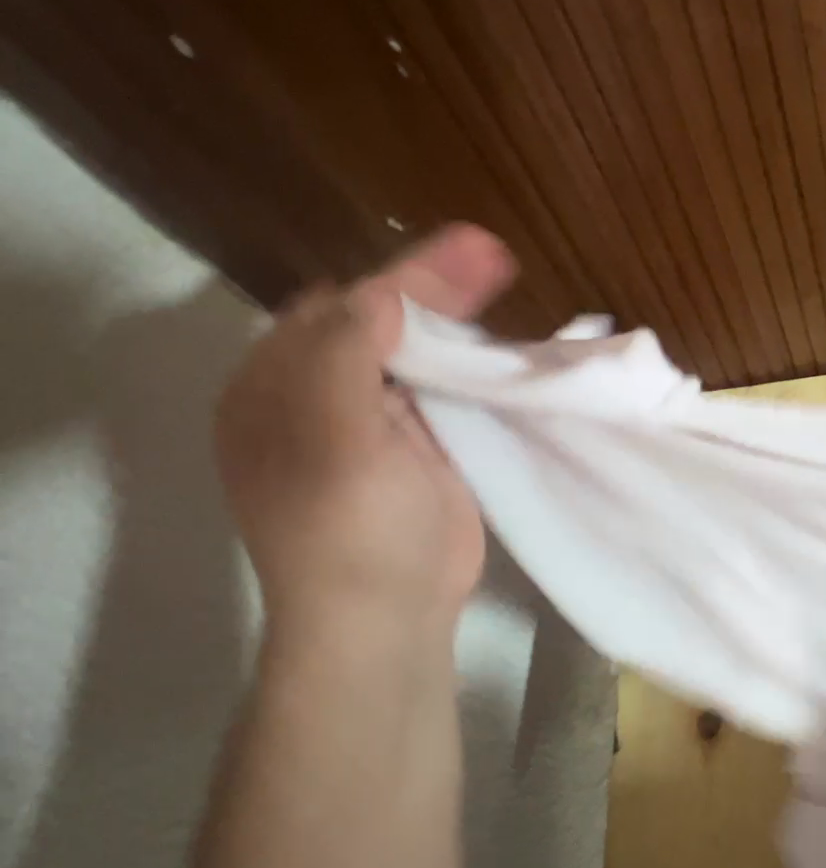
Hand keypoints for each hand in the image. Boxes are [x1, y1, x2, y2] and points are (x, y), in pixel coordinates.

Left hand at [214, 224, 516, 645]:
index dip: (406, 278)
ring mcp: (376, 419)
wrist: (389, 616)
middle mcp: (321, 394)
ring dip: (459, 315)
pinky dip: (476, 359)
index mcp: (278, 389)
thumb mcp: (332, 449)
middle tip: (494, 255)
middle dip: (435, 285)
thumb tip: (380, 291)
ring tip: (503, 277)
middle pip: (382, 320)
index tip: (470, 251)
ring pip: (417, 349)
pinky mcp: (422, 441)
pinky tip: (506, 341)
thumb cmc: (349, 534)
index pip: (342, 310)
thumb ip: (342, 363)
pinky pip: (446, 384)